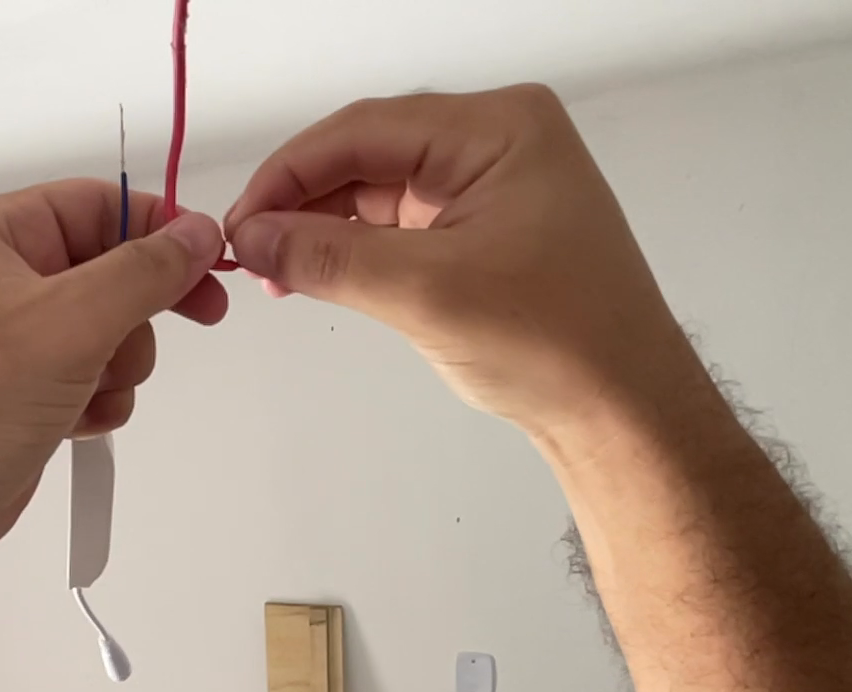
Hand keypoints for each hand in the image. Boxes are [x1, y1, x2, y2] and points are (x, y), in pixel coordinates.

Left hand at [0, 180, 228, 547]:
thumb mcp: (71, 322)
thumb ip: (144, 272)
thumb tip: (200, 233)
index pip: (98, 206)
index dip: (160, 229)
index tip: (213, 261)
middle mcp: (1, 279)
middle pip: (110, 271)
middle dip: (137, 314)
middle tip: (199, 318)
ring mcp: (13, 339)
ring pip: (109, 332)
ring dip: (119, 367)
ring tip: (90, 394)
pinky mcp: (25, 390)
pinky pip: (91, 376)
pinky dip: (99, 399)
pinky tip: (80, 422)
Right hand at [225, 86, 703, 437]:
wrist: (614, 403)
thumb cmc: (544, 340)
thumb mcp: (426, 292)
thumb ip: (330, 258)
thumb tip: (248, 237)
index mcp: (494, 130)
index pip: (363, 130)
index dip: (289, 173)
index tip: (237, 224)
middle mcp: (487, 145)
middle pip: (366, 156)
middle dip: (301, 202)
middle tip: (247, 253)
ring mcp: (479, 191)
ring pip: (373, 194)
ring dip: (319, 229)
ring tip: (273, 272)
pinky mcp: (470, 236)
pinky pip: (391, 229)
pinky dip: (348, 252)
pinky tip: (314, 274)